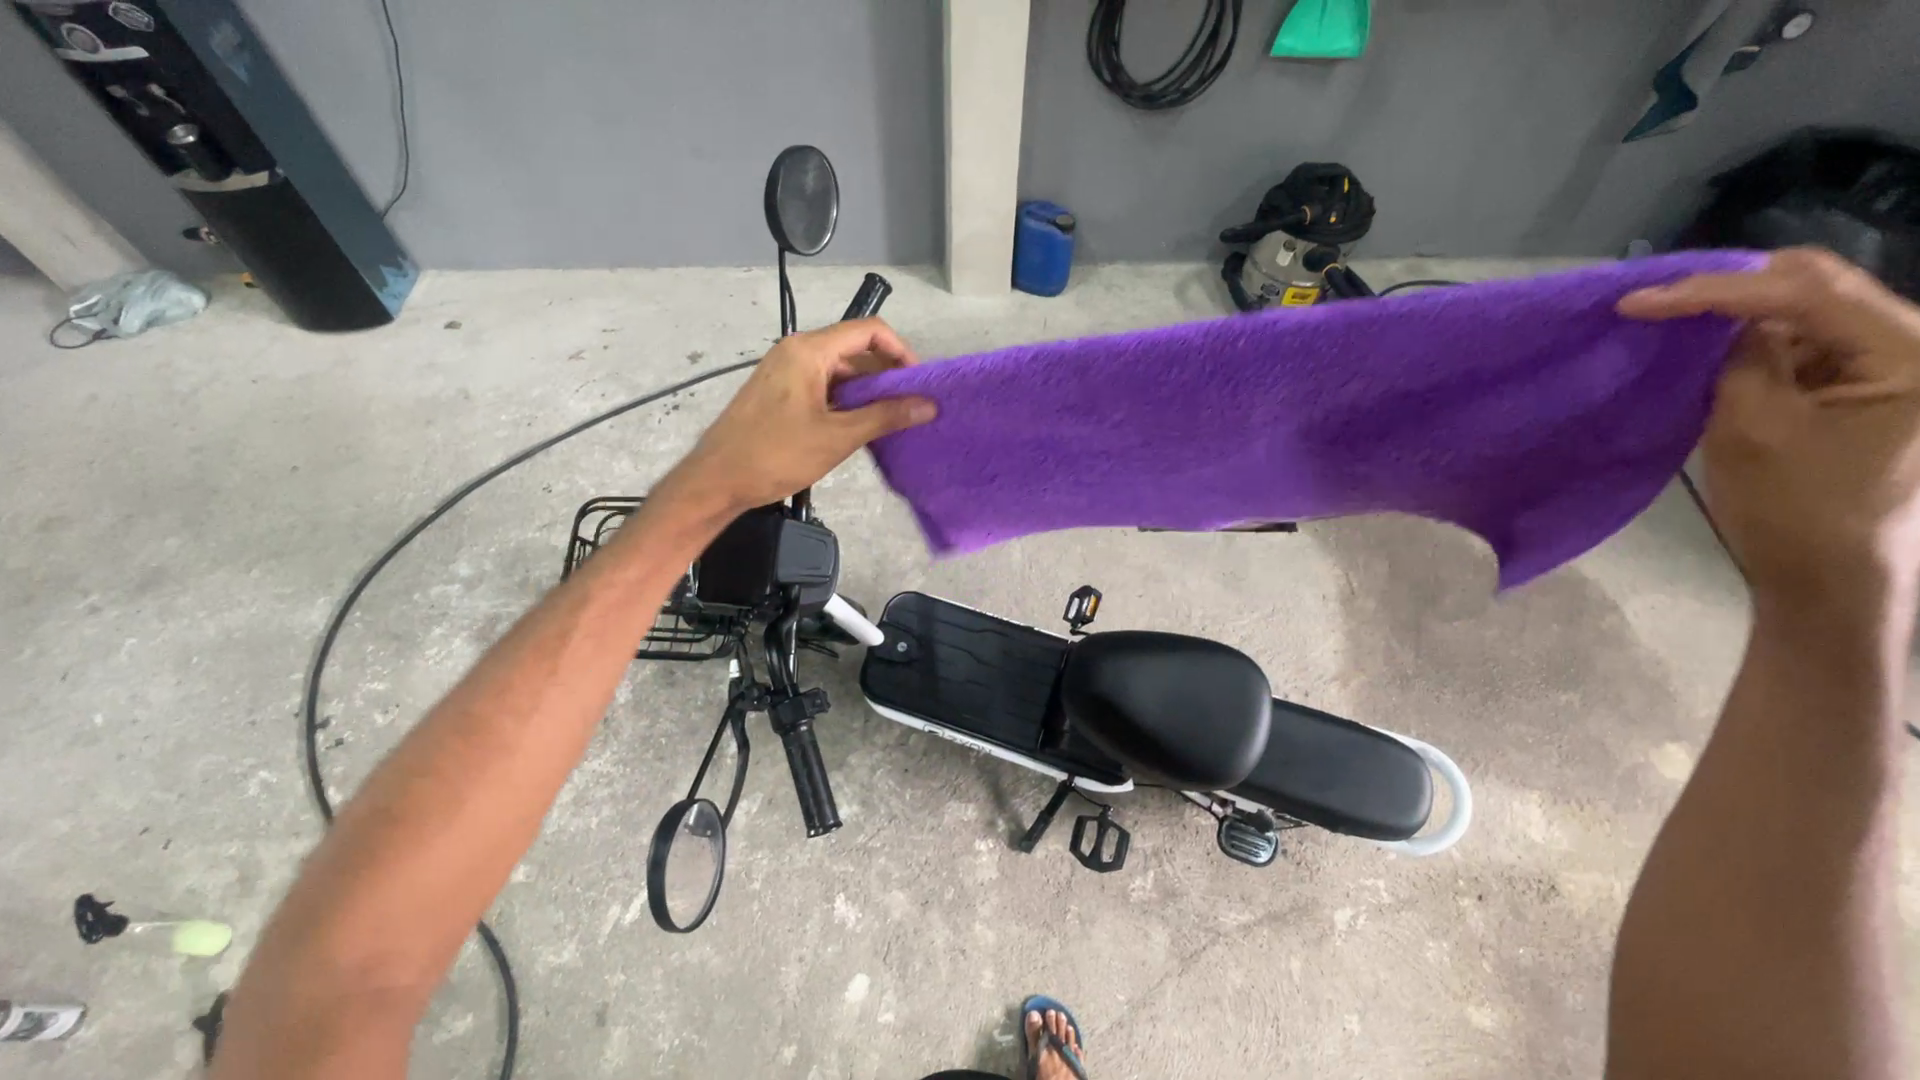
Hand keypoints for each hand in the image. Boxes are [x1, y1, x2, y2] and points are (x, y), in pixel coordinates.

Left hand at [656, 317, 935, 514]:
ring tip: (889, 422)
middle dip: (885, 374)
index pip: (869, 330)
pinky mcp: (778, 392)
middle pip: (854, 349)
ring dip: (866, 391)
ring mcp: (784, 371)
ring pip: (838, 370)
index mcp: (809, 350)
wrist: (716, 481)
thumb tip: (929, 405)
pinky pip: (821, 385)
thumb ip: (886, 416)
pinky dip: (844, 401)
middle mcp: (796, 351)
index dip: (900, 352)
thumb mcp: (838, 437)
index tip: (918, 383)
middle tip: (909, 407)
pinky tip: (858, 428)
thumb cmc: (776, 455)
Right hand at [1618, 248, 1919, 611]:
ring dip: (1739, 312)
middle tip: (1656, 301)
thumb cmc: (1796, 512)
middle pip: (1819, 285)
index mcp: (1912, 352)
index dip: (1715, 289)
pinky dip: (1754, 340)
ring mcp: (1895, 364)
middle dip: (1731, 287)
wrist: (1831, 582)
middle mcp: (1916, 344)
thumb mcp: (1754, 429)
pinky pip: (1808, 341)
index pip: (1807, 292)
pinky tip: (1709, 348)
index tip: (1637, 301)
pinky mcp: (1869, 385)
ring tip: (1672, 318)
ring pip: (1810, 309)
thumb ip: (1741, 359)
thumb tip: (1719, 320)